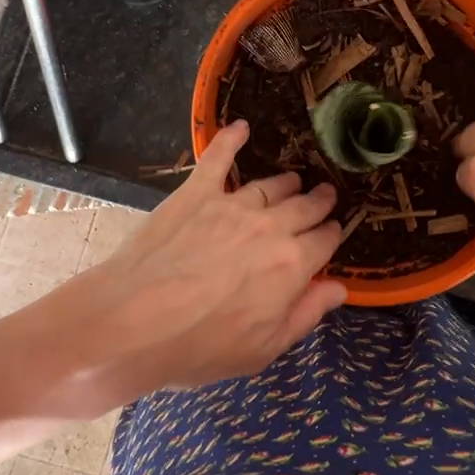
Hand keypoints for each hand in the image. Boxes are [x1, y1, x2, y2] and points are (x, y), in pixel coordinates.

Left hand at [82, 120, 347, 390]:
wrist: (133, 324)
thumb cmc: (200, 346)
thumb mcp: (264, 349)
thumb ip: (306, 314)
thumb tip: (341, 287)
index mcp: (291, 265)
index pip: (325, 242)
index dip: (332, 236)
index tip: (333, 233)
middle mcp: (270, 226)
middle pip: (305, 207)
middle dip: (320, 202)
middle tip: (325, 197)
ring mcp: (232, 205)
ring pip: (271, 185)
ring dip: (287, 182)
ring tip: (294, 180)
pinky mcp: (196, 193)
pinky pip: (218, 158)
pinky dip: (230, 139)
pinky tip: (240, 126)